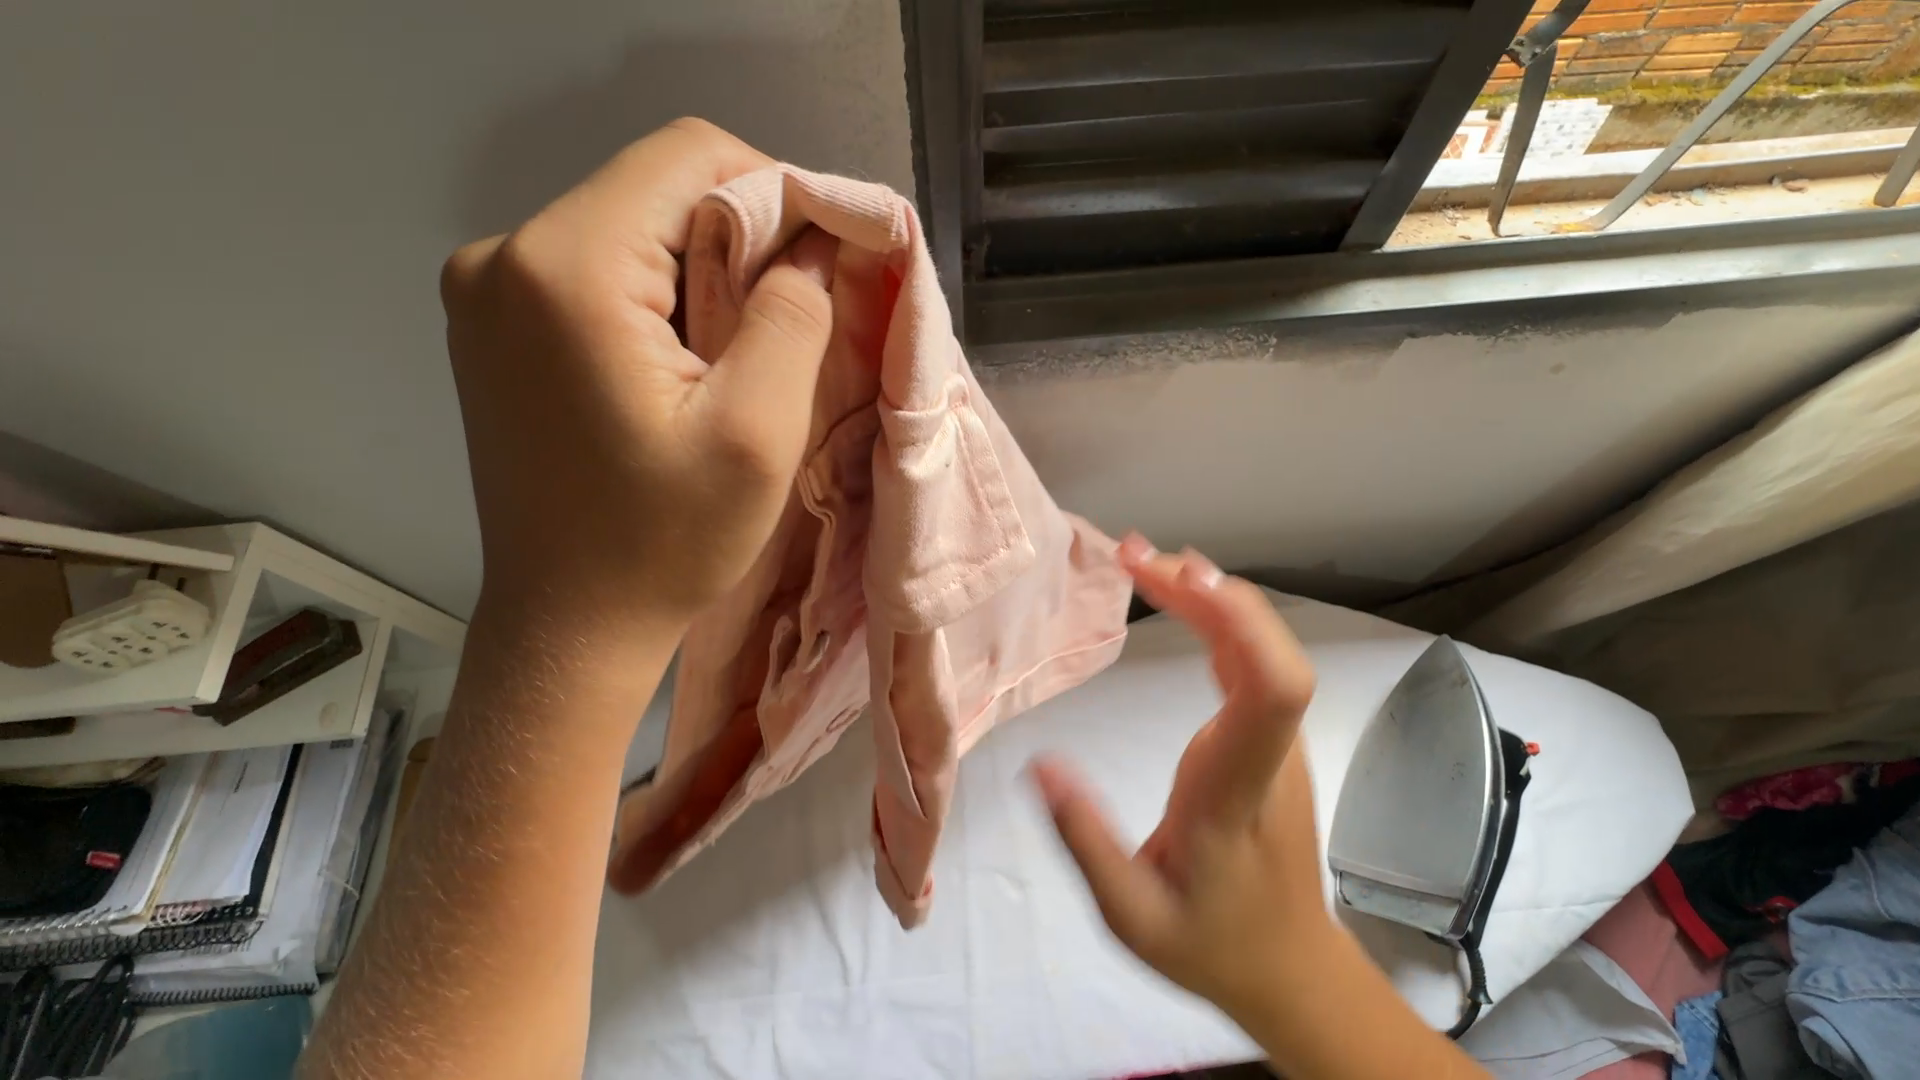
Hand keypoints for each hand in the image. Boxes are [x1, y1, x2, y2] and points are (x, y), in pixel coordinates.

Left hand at [439, 118, 836, 629]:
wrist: (568, 624)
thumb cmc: (664, 542)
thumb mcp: (758, 433)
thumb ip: (794, 315)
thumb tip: (814, 238)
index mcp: (567, 268)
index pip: (690, 154)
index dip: (775, 190)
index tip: (819, 262)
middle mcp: (505, 255)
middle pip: (658, 187)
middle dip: (741, 237)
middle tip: (785, 321)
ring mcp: (488, 288)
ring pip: (632, 226)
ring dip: (702, 271)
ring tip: (735, 355)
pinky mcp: (494, 324)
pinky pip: (598, 268)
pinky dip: (658, 296)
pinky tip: (681, 364)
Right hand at [1031, 535, 1327, 1017]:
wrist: (1290, 966)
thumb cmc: (1210, 941)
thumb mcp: (1131, 915)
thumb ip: (1085, 842)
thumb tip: (1039, 766)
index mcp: (1237, 789)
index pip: (1274, 691)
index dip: (1240, 624)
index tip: (1181, 580)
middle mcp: (1269, 751)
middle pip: (1266, 648)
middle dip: (1205, 588)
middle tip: (1131, 554)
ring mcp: (1273, 740)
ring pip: (1260, 645)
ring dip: (1206, 593)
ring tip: (1139, 560)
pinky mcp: (1264, 737)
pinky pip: (1249, 659)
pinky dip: (1213, 615)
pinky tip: (1178, 590)